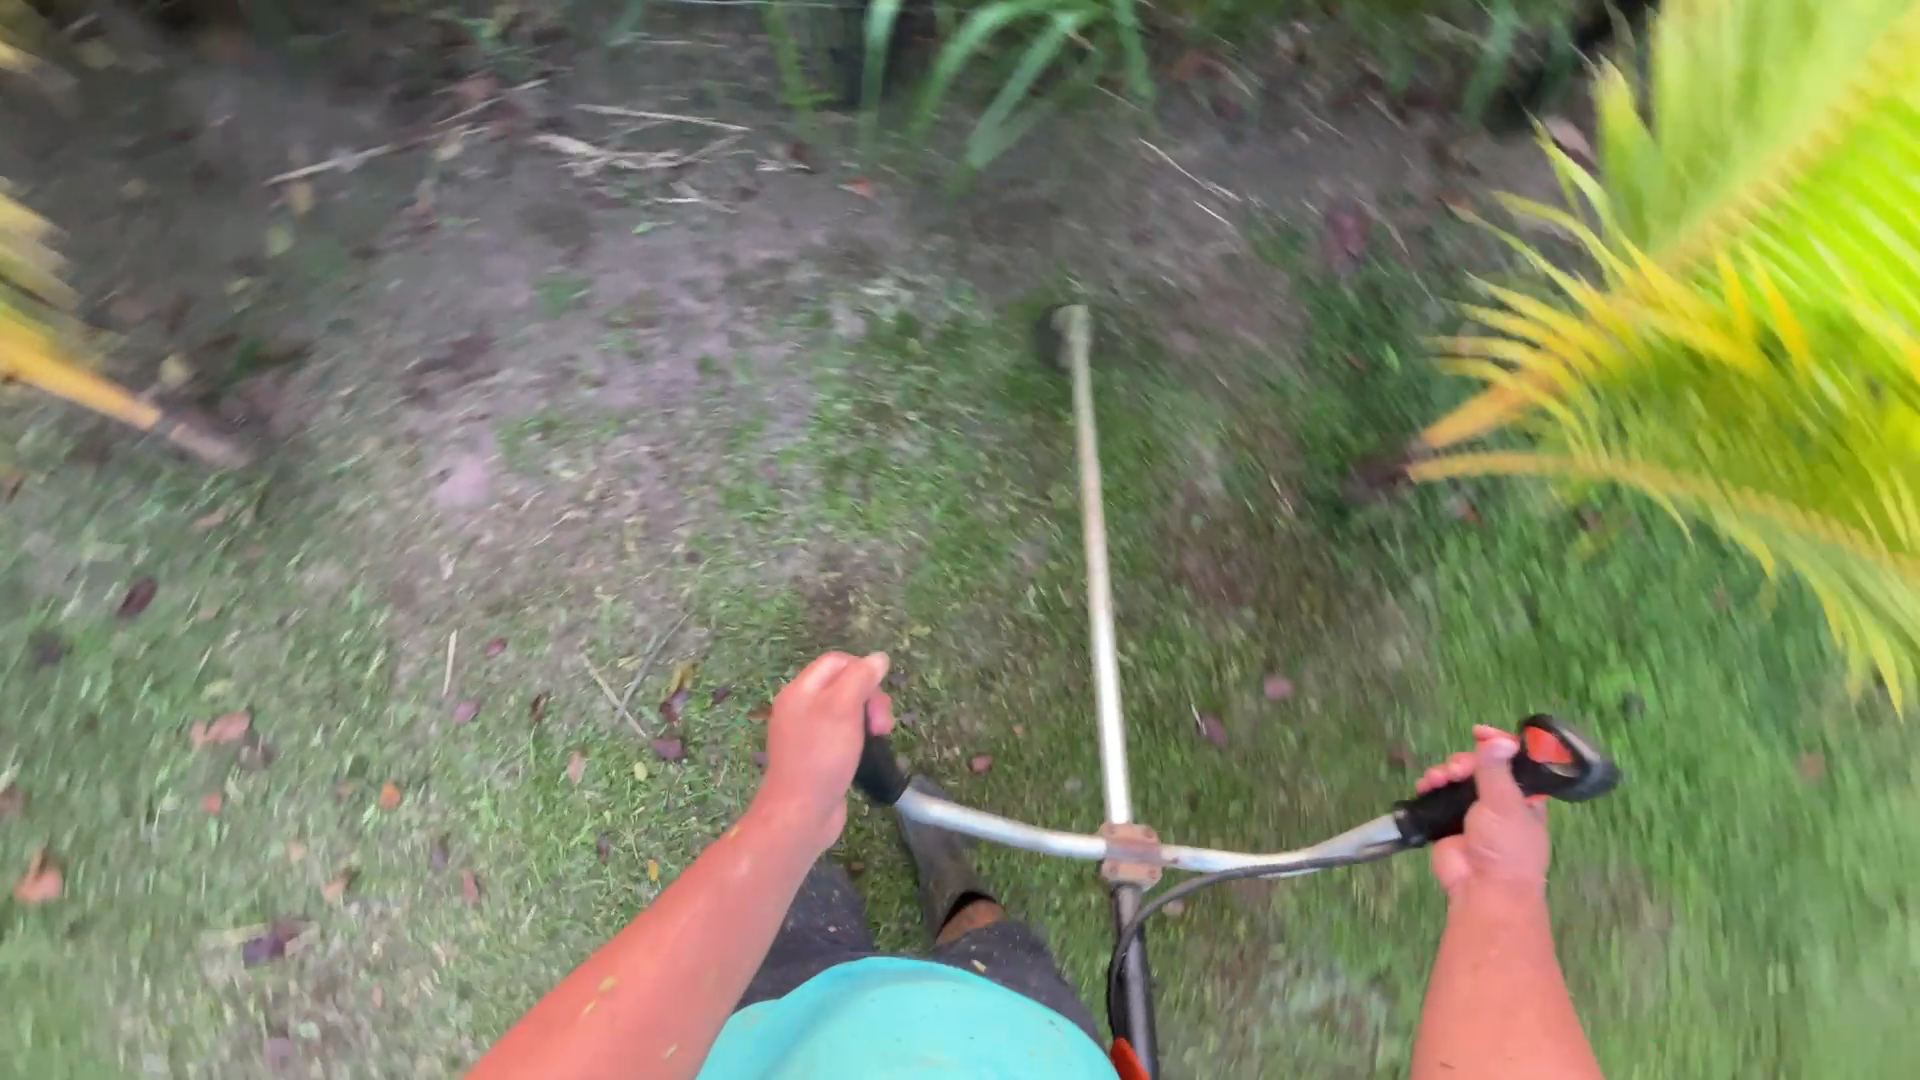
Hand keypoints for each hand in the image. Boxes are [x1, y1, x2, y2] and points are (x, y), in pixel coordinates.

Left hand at [759, 652, 894, 854]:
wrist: (801, 814)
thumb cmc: (821, 756)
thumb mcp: (843, 708)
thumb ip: (860, 678)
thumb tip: (879, 658)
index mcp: (801, 691)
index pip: (836, 662)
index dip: (863, 670)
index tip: (879, 694)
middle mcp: (802, 708)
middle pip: (845, 685)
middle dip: (870, 698)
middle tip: (881, 724)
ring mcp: (810, 734)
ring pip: (849, 711)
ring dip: (870, 719)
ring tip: (881, 738)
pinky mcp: (820, 756)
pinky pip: (846, 735)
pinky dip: (862, 738)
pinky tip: (870, 752)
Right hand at [1415, 725, 1549, 899]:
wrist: (1483, 887)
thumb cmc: (1506, 847)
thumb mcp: (1505, 804)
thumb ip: (1497, 770)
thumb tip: (1499, 738)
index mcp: (1525, 798)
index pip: (1514, 761)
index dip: (1499, 743)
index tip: (1479, 732)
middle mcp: (1500, 801)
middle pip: (1479, 766)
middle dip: (1463, 762)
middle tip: (1455, 771)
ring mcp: (1473, 812)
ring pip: (1456, 778)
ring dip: (1443, 773)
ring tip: (1436, 780)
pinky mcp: (1449, 820)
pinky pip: (1438, 794)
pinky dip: (1430, 787)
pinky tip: (1424, 787)